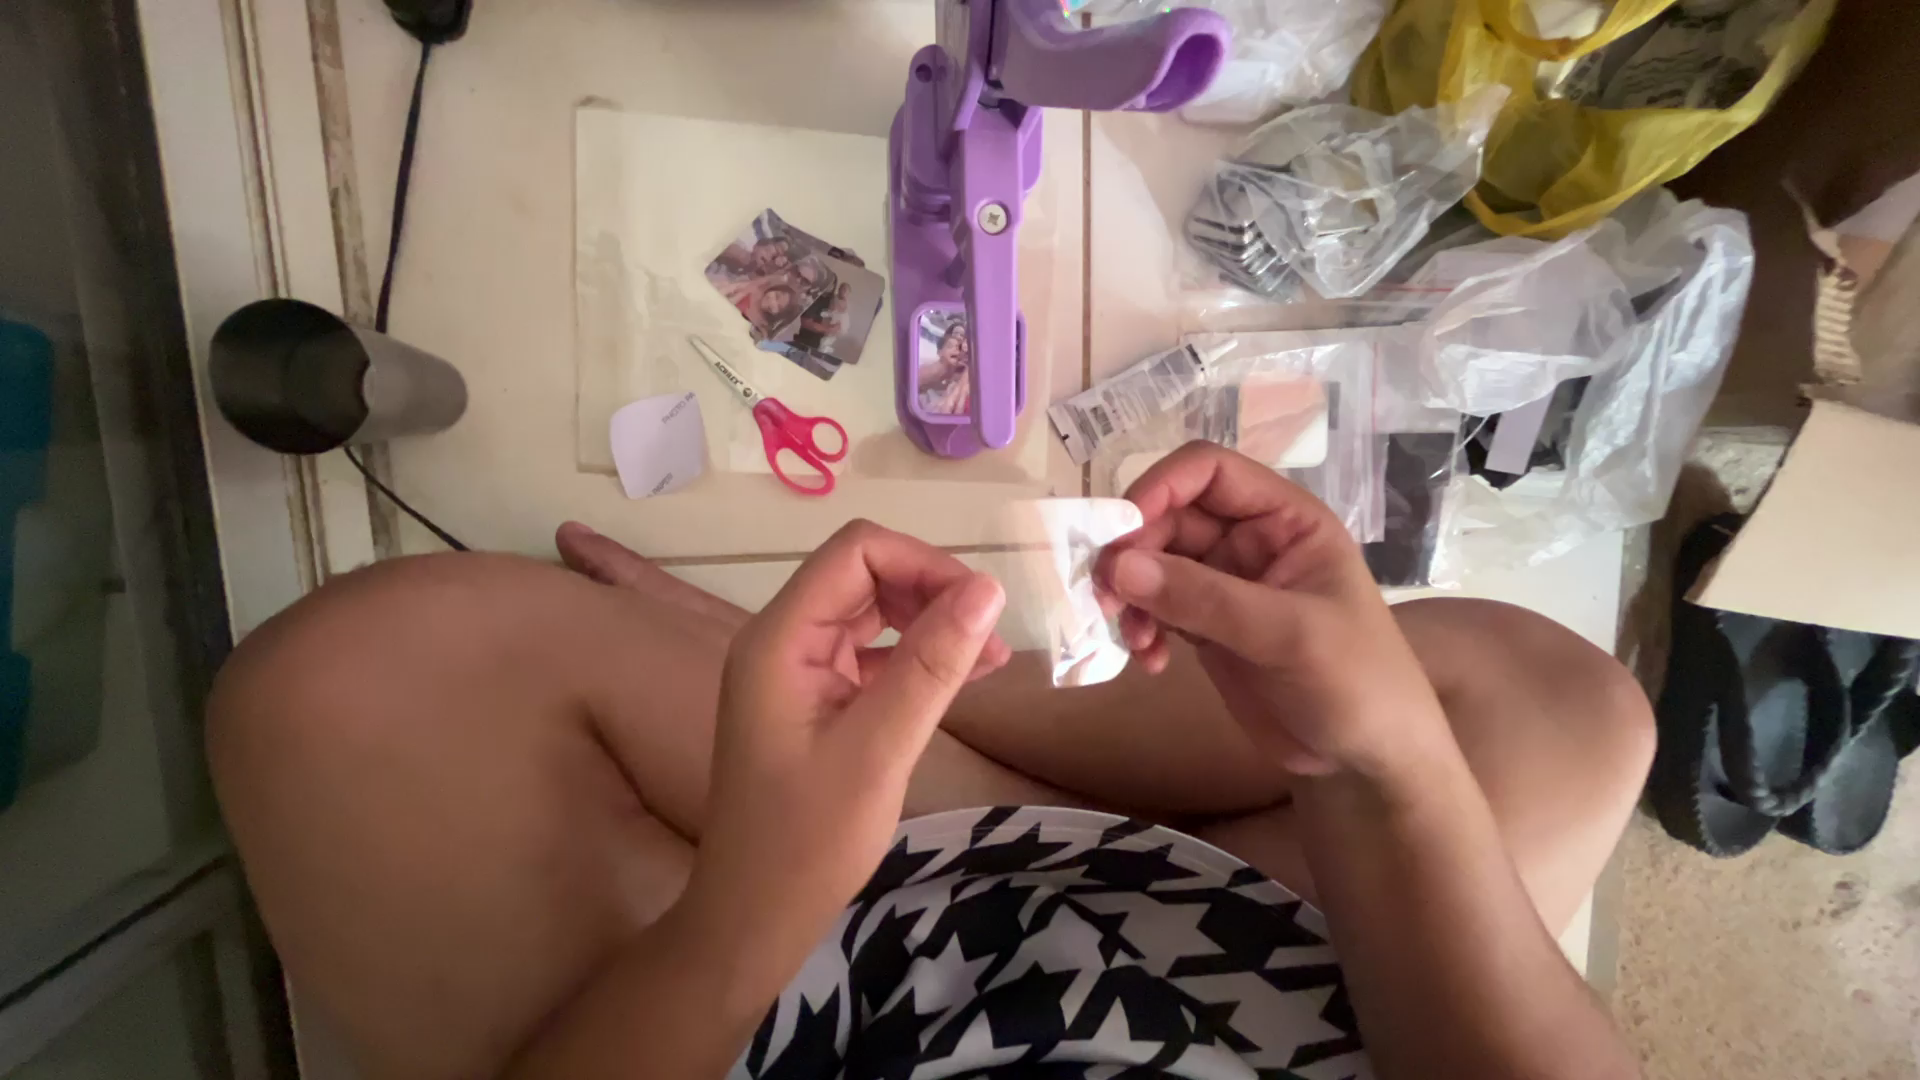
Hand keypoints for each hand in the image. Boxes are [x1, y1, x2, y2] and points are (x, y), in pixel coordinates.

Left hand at [678, 520, 1009, 965]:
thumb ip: (931, 665)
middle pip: (865, 575)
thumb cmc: (808, 842)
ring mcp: (798, 668)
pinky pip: (872, 654)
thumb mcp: (879, 750)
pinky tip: (963, 677)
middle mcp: (784, 639)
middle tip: (990, 637)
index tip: (978, 606)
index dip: (923, 563)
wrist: (755, 918)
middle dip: (932, 593)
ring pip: (873, 612)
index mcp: (781, 638)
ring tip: (992, 657)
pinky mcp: (815, 696)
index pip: (856, 552)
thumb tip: (987, 589)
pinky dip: (916, 657)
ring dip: (931, 624)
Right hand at [1097, 442, 1446, 779]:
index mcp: (1283, 519)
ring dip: (1129, 594)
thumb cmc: (1355, 683)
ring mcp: (1223, 583)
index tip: (1120, 532)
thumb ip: (1204, 598)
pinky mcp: (1204, 624)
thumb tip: (1118, 567)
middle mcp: (1248, 540)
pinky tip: (1149, 661)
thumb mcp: (1288, 635)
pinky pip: (1154, 607)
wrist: (1365, 760)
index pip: (1208, 471)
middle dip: (1133, 552)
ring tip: (1129, 637)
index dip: (1159, 488)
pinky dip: (1140, 626)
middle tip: (1105, 596)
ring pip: (1152, 562)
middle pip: (1168, 518)